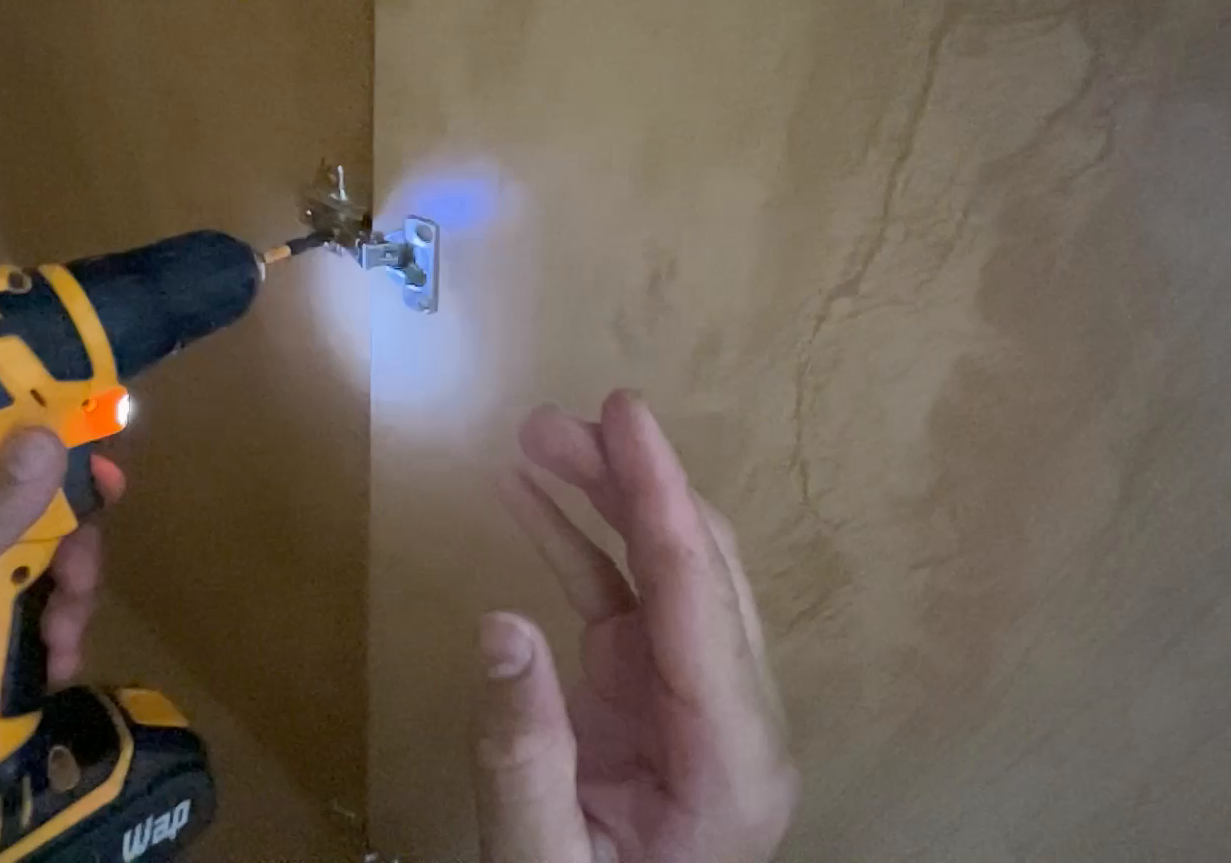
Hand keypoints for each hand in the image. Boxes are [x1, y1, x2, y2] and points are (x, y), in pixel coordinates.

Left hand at [0, 428, 122, 862]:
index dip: (45, 452)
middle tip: (83, 578)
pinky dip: (54, 638)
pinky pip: (32, 615)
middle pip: (23, 511)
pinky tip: (58, 667)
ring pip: (38, 565)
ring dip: (68, 599)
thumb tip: (49, 437)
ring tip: (65, 644)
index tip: (101, 469)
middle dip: (67, 544)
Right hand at [472, 390, 797, 862]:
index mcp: (731, 752)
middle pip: (693, 559)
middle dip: (626, 475)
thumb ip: (524, 753)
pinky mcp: (648, 677)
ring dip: (603, 492)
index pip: (697, 592)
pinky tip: (527, 494)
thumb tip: (499, 623)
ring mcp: (689, 684)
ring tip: (536, 438)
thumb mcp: (544, 857)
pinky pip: (619, 589)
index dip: (660, 491)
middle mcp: (729, 702)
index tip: (625, 412)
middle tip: (544, 422)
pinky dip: (575, 536)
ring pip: (661, 560)